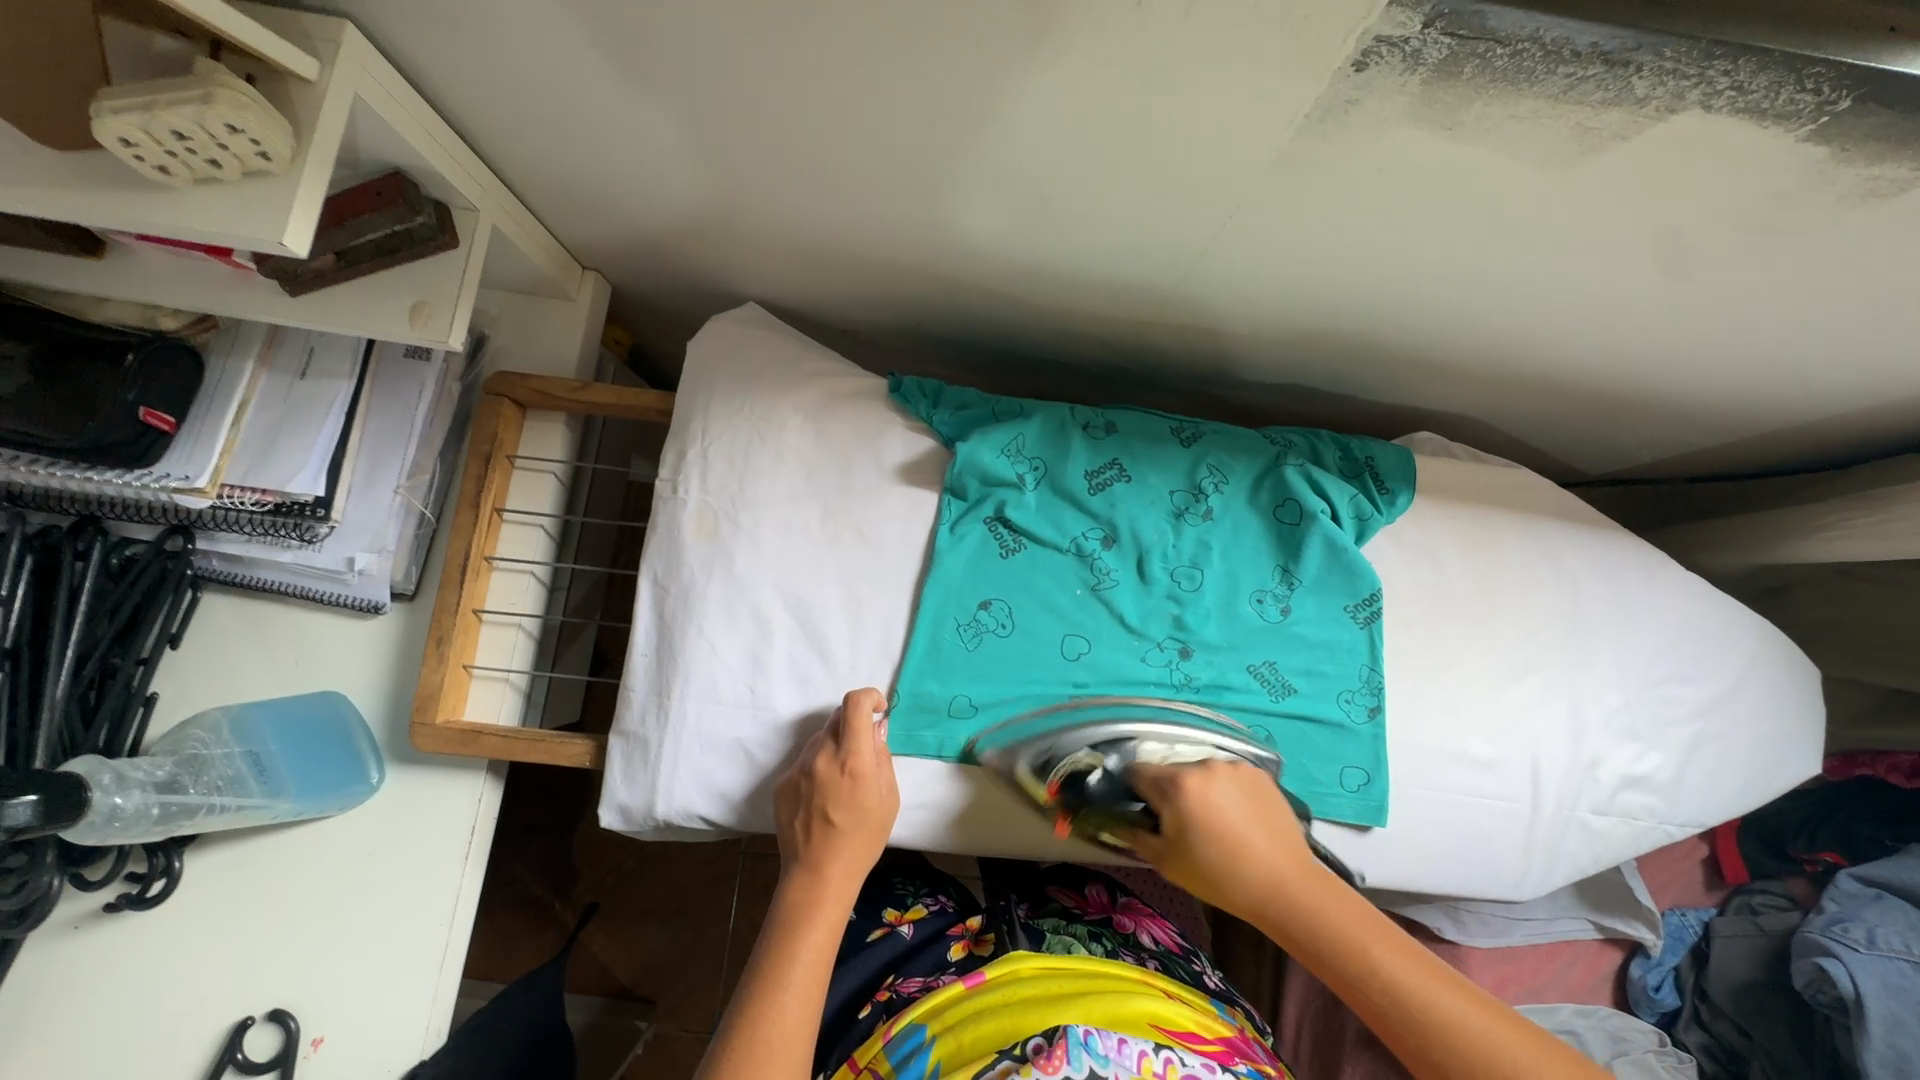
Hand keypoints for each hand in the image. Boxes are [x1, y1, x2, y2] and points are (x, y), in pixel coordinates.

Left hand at [773, 688, 898, 884]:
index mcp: (852, 759)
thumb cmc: (862, 840)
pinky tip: (823, 796)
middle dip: (854, 724)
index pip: (854, 703)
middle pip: (836, 717)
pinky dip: (818, 766)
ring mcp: (797, 768)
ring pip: (820, 739)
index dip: (868, 697)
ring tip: (842, 781)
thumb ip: (882, 757)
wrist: (817, 875)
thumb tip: (876, 729)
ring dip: (835, 746)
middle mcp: (821, 755)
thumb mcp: (888, 799)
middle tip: (864, 751)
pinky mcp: (782, 782)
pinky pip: (805, 761)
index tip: (878, 709)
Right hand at [1122, 760, 1324, 919]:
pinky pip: (1228, 775)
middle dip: (1168, 791)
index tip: (1142, 811)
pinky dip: (1225, 790)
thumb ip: (1134, 835)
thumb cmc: (1218, 877)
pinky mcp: (1259, 772)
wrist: (1284, 886)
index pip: (1136, 771)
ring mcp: (1233, 765)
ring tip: (1214, 822)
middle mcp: (1202, 764)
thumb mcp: (1166, 862)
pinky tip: (1238, 817)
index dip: (1132, 790)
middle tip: (1181, 824)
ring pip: (1200, 772)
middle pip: (1170, 771)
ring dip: (1198, 789)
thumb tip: (1114, 821)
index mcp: (1175, 784)